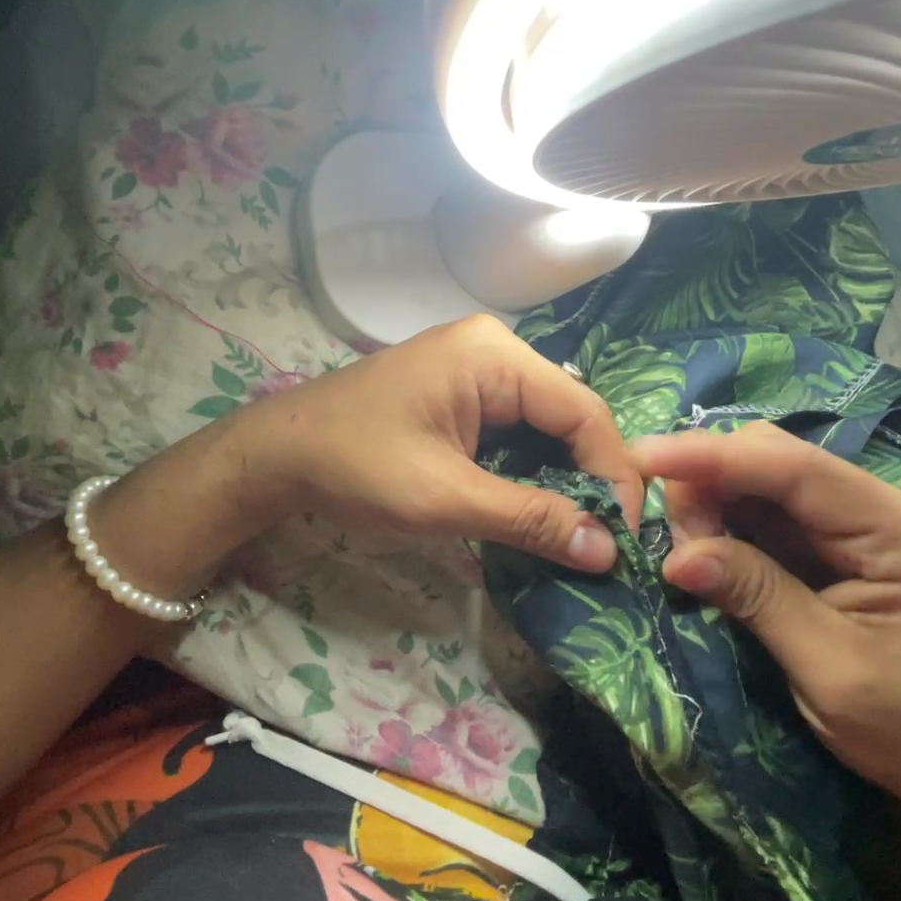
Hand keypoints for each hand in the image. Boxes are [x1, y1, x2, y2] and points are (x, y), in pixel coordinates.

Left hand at [250, 314, 642, 559]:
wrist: (276, 455)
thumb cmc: (355, 467)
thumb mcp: (446, 498)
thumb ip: (530, 519)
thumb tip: (608, 552)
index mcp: (495, 355)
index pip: (583, 411)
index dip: (614, 474)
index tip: (624, 536)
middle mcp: (494, 348)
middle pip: (569, 414)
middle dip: (590, 476)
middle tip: (606, 539)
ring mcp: (476, 365)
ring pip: (545, 423)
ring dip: (562, 476)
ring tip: (580, 530)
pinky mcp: (461, 390)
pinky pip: (515, 427)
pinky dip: (530, 468)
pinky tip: (538, 505)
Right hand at [632, 423, 900, 828]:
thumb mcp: (830, 672)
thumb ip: (757, 598)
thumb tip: (677, 555)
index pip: (801, 471)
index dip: (717, 456)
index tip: (646, 455)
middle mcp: (895, 513)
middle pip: (784, 462)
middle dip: (713, 482)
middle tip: (671, 538)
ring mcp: (873, 526)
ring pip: (773, 481)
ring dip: (717, 503)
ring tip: (686, 549)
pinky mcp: (850, 545)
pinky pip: (779, 514)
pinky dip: (735, 524)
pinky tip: (709, 547)